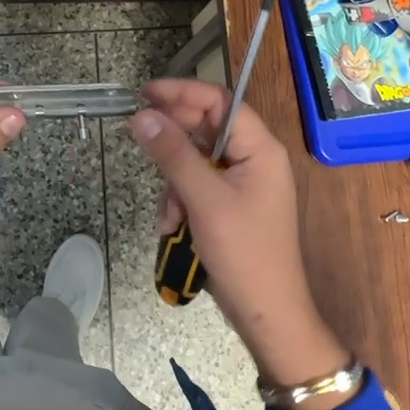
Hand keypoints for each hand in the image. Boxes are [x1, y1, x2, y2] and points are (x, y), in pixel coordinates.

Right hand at [132, 79, 353, 409]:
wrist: (268, 317)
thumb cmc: (244, 255)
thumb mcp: (204, 201)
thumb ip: (173, 154)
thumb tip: (141, 116)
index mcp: (260, 148)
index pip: (219, 100)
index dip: (181, 93)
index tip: (143, 94)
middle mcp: (254, 158)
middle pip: (205, 127)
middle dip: (173, 144)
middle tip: (142, 146)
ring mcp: (243, 182)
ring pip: (195, 158)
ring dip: (173, 180)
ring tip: (168, 215)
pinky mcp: (231, 204)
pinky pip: (197, 184)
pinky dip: (180, 199)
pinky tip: (172, 226)